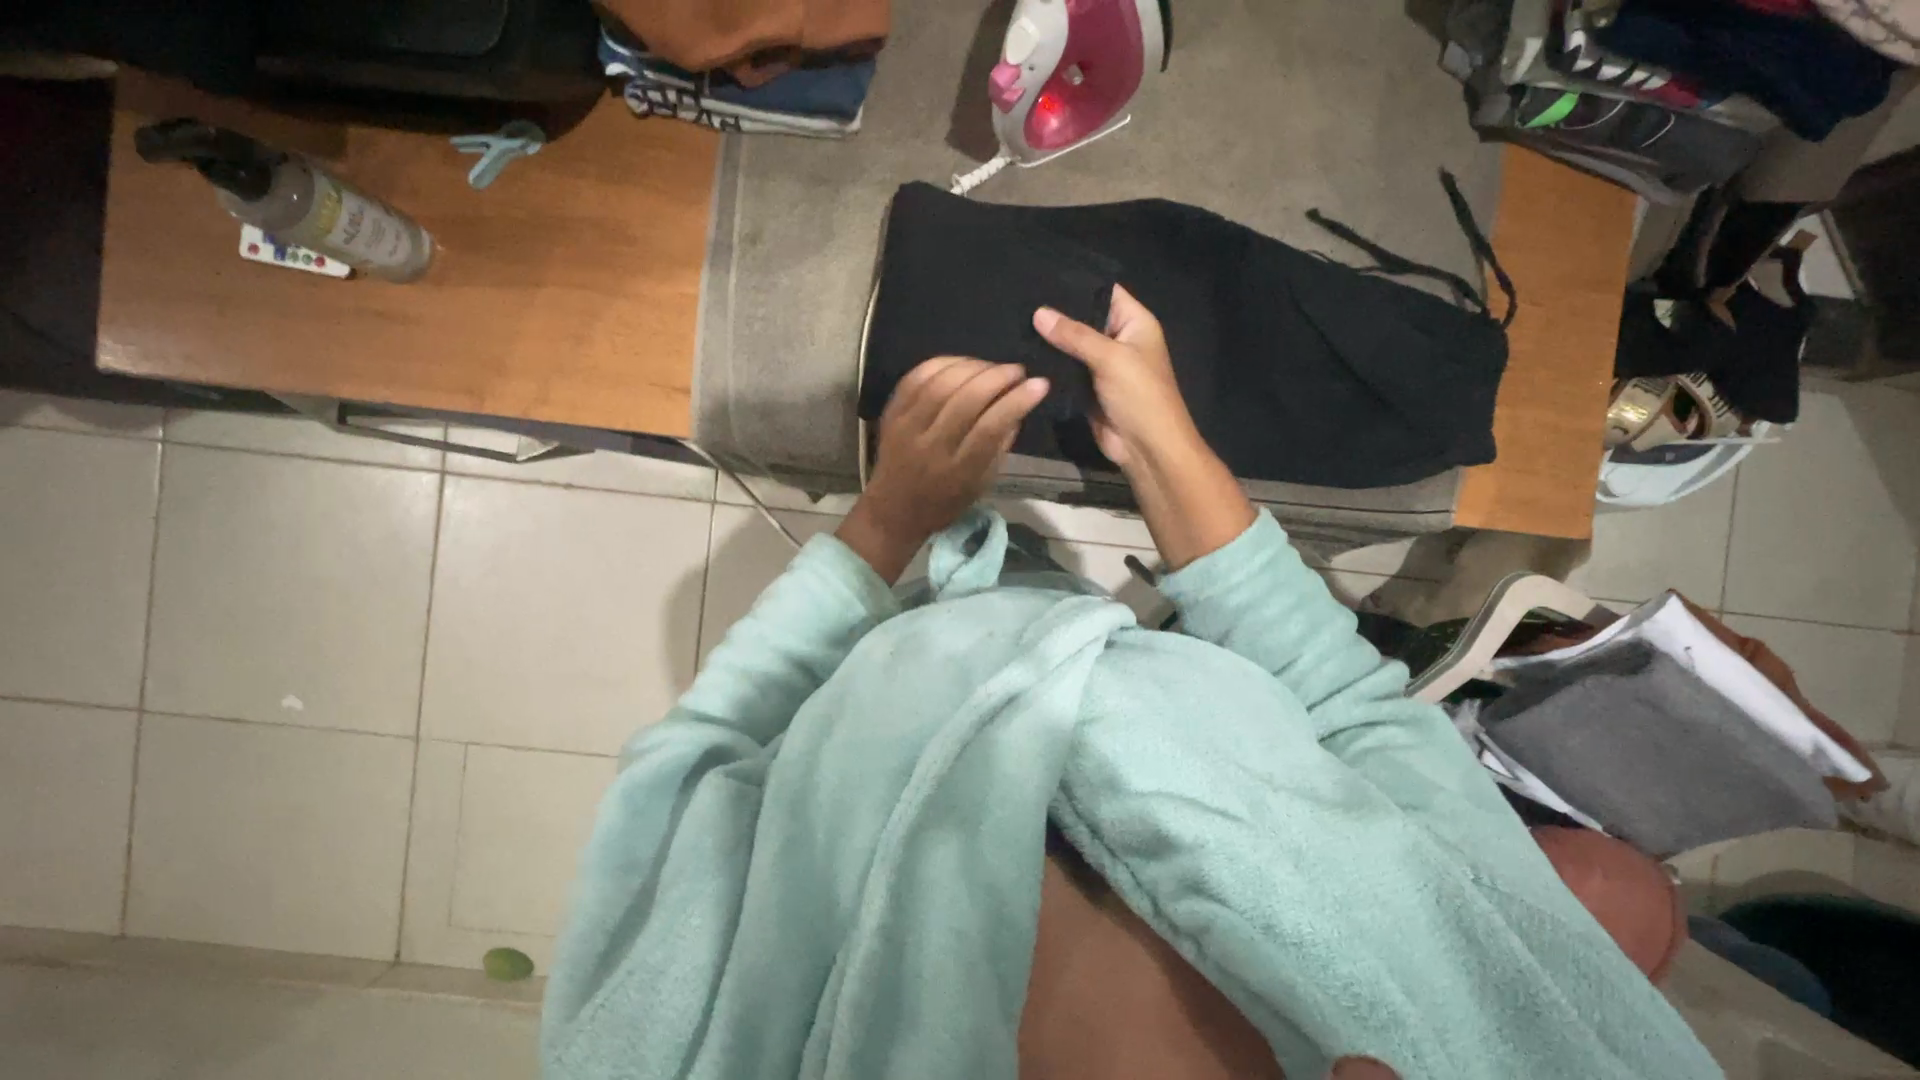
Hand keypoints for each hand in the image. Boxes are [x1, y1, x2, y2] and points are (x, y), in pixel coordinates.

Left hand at [838, 357, 1049, 581]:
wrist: (893, 510)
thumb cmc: (946, 501)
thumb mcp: (982, 484)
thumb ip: (1000, 445)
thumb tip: (1018, 404)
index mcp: (958, 472)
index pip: (990, 428)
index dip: (1017, 401)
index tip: (1040, 384)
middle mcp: (931, 447)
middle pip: (966, 399)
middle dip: (998, 377)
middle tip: (1017, 370)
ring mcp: (907, 428)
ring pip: (941, 383)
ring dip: (973, 366)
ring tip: (992, 367)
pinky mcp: (892, 414)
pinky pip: (916, 377)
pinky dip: (943, 363)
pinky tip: (963, 364)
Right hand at [1036, 286, 1252, 569]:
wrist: (1146, 448)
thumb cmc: (1140, 395)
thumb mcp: (1110, 358)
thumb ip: (1074, 335)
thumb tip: (1039, 312)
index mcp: (1135, 322)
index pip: (1104, 292)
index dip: (1077, 284)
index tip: (1041, 275)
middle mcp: (1118, 339)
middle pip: (1084, 318)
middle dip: (1056, 313)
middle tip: (1018, 298)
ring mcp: (1102, 365)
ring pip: (1071, 345)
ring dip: (1049, 340)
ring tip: (1013, 320)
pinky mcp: (1087, 388)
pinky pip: (1066, 369)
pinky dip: (1049, 364)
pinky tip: (1021, 351)